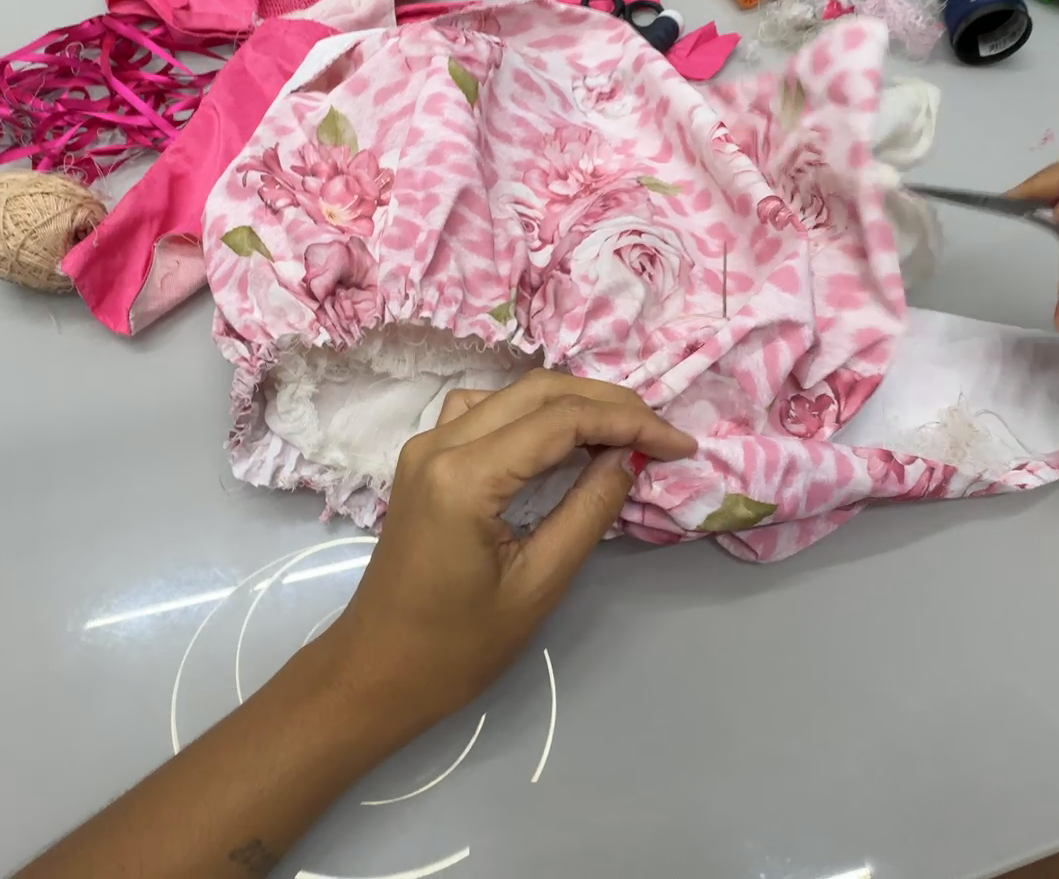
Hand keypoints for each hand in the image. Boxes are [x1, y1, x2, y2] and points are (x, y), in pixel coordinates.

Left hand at [318, 369, 695, 726]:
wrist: (379, 667)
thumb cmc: (459, 645)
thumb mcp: (539, 583)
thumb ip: (588, 509)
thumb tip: (629, 456)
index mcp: (466, 475)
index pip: (562, 420)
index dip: (629, 422)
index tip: (680, 443)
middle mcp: (440, 443)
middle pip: (537, 391)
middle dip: (606, 403)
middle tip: (658, 431)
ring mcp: (425, 446)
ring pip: (509, 394)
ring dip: (569, 403)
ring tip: (619, 431)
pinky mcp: (422, 458)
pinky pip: (482, 411)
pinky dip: (528, 413)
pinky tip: (554, 438)